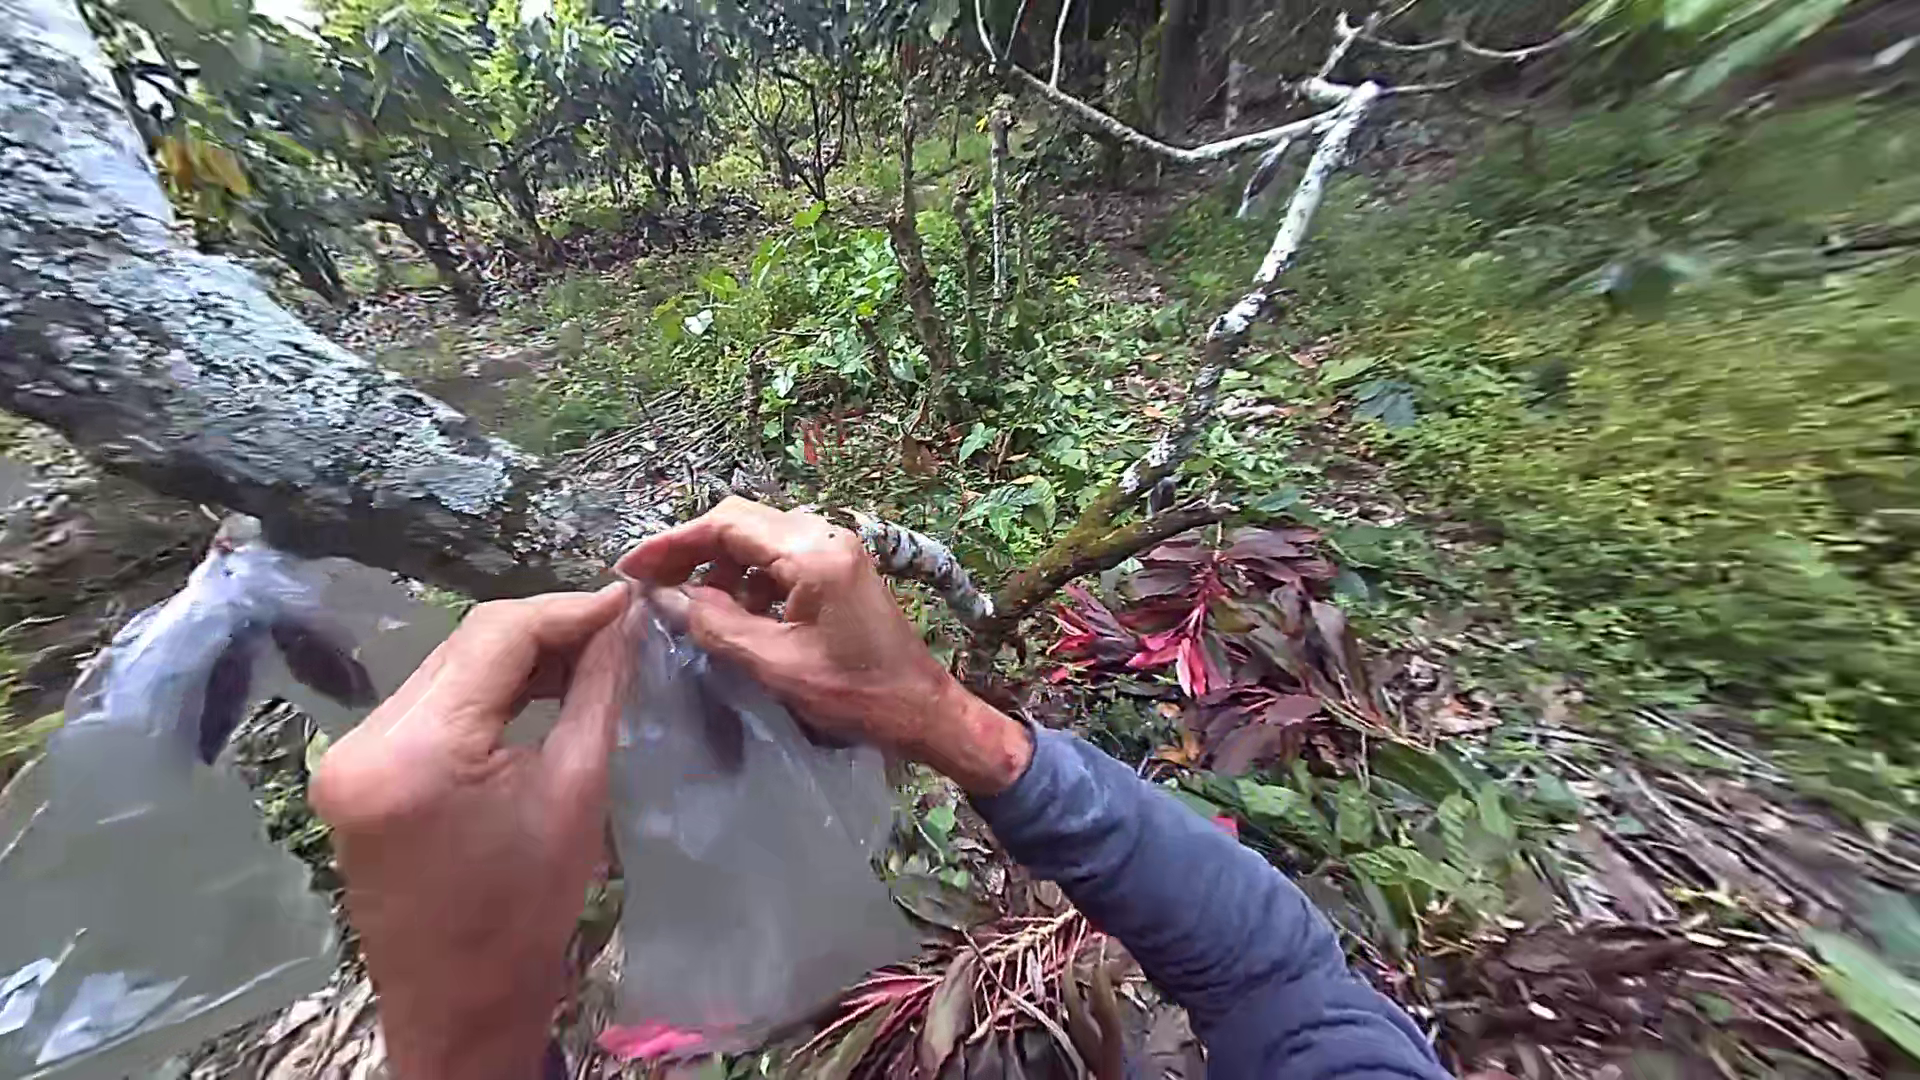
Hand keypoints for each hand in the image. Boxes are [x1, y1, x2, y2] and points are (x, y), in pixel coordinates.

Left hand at [311, 588, 630, 1079]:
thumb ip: (599, 685)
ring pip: (458, 659)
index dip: (571, 608)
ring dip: (529, 648)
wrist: (463, 995)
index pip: (499, 634)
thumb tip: (625, 619)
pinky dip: (502, 677)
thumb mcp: (581, 780)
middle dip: (552, 623)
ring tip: (594, 650)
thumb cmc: (534, 899)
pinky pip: (445, 691)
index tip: (628, 600)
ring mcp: (356, 751)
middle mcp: (368, 739)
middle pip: (473, 640)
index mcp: (418, 750)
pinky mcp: (366, 764)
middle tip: (619, 623)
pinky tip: (548, 681)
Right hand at [618, 497, 1030, 793]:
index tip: (632, 569)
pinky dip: (753, 580)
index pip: (728, 524)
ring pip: (761, 540)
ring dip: (723, 568)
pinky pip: (784, 559)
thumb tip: (664, 595)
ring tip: (694, 607)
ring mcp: (838, 549)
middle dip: (694, 552)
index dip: (673, 543)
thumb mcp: (774, 662)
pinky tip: (737, 612)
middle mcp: (826, 536)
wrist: (919, 704)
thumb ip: (715, 623)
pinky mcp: (841, 568)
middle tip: (654, 586)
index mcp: (813, 552)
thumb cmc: (854, 692)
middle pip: (743, 524)